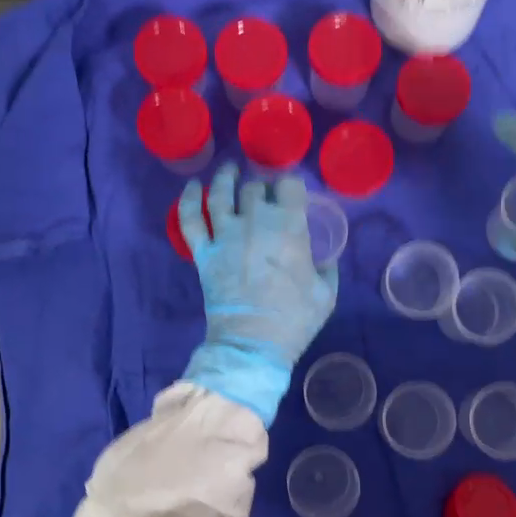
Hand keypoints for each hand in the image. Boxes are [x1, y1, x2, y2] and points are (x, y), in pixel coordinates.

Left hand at [179, 164, 338, 425]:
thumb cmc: (294, 321)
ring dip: (226, 178)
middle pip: (255, 189)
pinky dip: (189, 199)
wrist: (252, 345)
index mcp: (289, 226)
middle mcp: (255, 222)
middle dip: (261, 187)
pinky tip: (193, 186)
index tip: (292, 190)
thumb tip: (322, 258)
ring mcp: (224, 235)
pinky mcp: (203, 252)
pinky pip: (191, 218)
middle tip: (264, 193)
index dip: (290, 184)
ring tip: (229, 171)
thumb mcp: (326, 294)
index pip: (289, 186)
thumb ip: (326, 268)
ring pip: (221, 193)